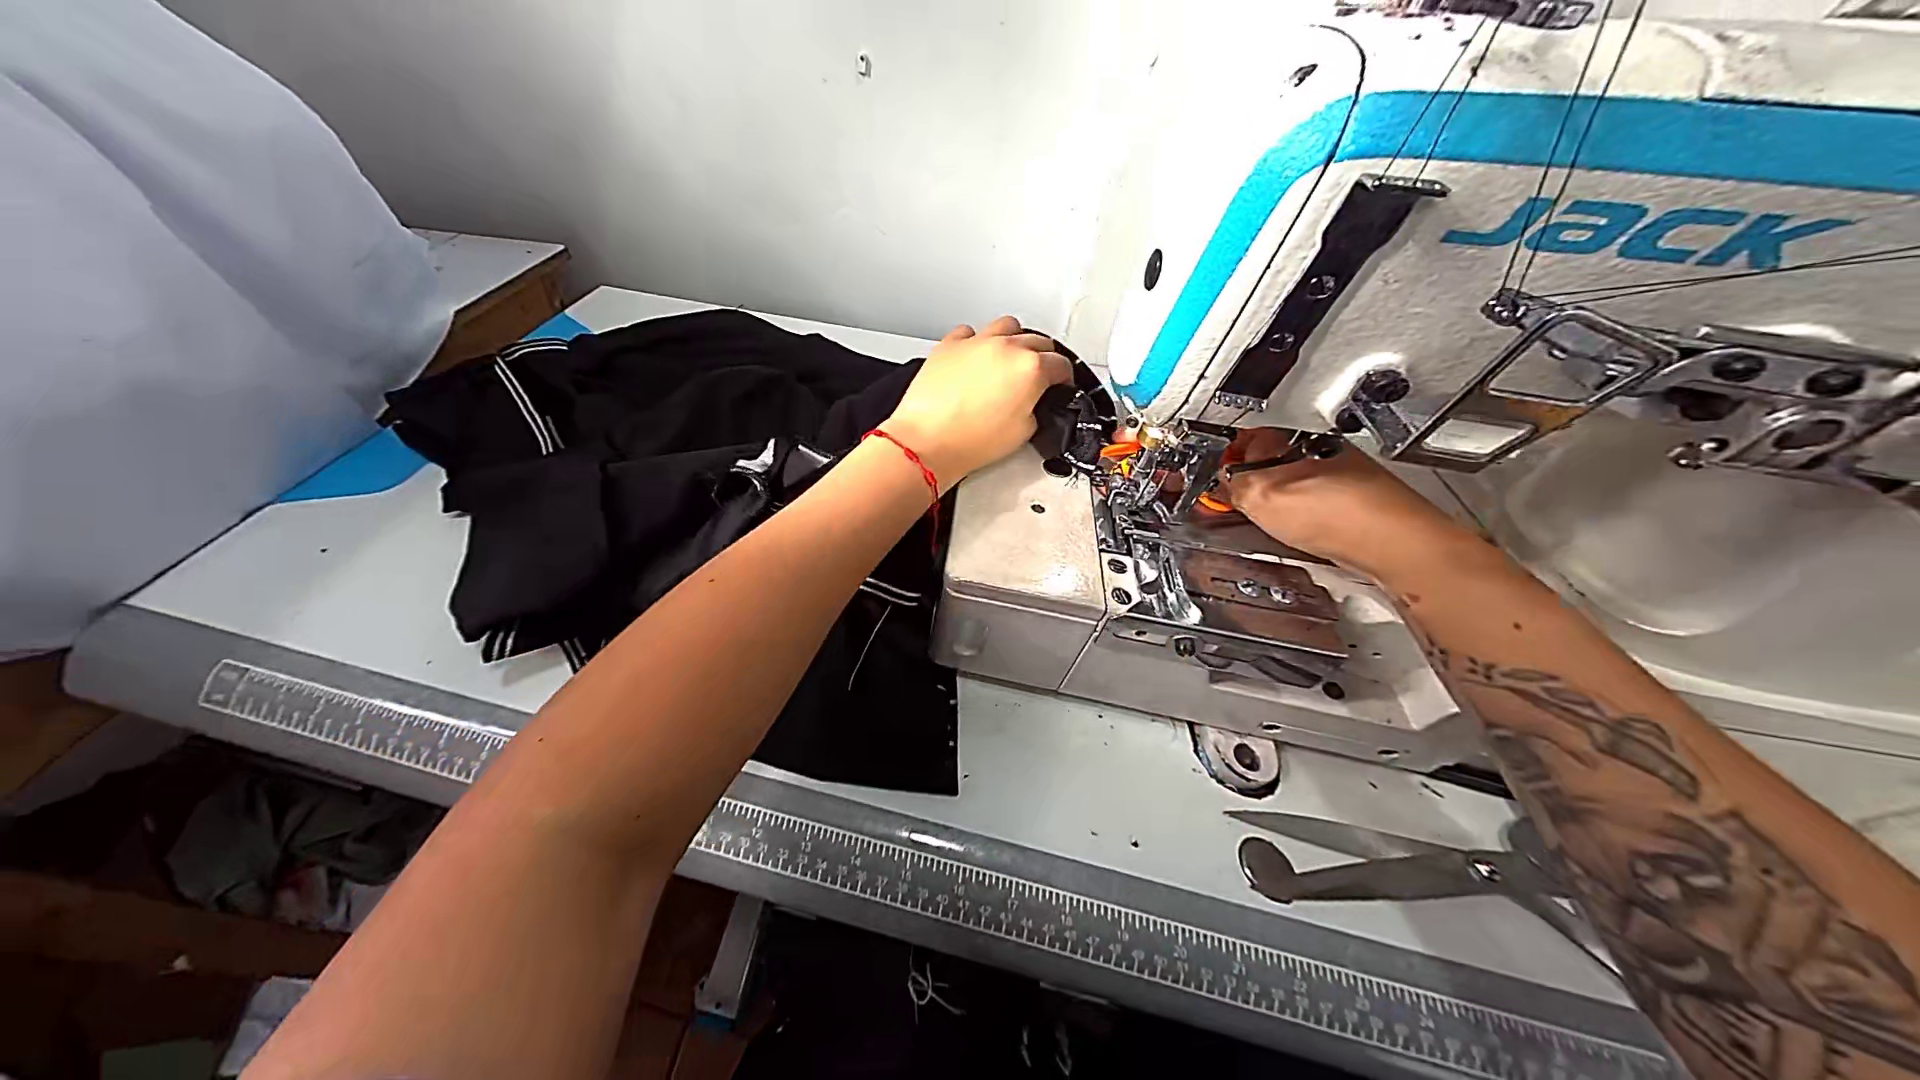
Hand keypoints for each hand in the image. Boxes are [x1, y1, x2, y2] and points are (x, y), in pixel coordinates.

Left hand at [881, 316, 1072, 489]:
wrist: (927, 442)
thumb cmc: (968, 440)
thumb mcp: (1023, 432)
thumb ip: (1035, 408)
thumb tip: (1032, 403)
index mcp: (1031, 368)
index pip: (1061, 365)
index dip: (1064, 378)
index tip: (1061, 384)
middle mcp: (1005, 348)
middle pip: (1038, 340)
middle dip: (1044, 357)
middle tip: (1040, 375)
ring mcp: (976, 343)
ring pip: (1007, 326)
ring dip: (1014, 340)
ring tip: (1010, 359)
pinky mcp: (949, 346)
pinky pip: (970, 334)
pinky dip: (977, 343)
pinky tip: (976, 358)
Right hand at [1224, 428, 1480, 580]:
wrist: (1397, 548)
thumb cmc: (1342, 515)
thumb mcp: (1263, 497)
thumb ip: (1235, 485)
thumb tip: (1223, 482)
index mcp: (1297, 438)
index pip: (1246, 437)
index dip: (1225, 456)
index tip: (1212, 473)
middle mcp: (1319, 452)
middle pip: (1268, 461)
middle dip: (1248, 480)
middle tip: (1233, 501)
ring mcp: (1338, 478)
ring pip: (1290, 484)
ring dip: (1273, 501)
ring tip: (1265, 520)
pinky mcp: (1351, 506)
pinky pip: (1310, 506)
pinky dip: (1297, 518)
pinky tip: (1297, 532)